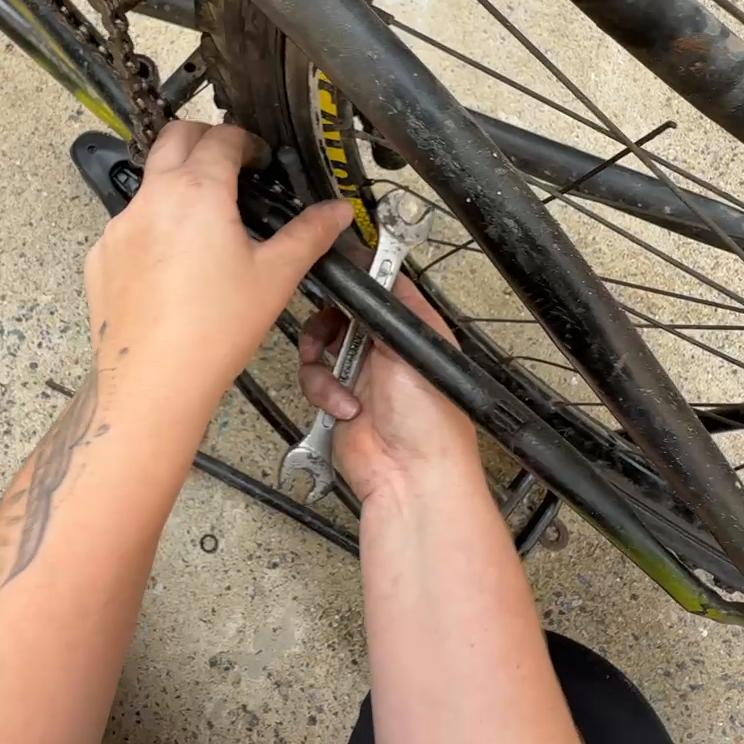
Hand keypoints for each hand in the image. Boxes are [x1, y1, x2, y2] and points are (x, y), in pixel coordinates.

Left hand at [85, 121, 354, 405]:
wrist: (154, 383)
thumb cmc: (213, 332)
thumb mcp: (275, 277)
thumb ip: (309, 234)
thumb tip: (337, 212)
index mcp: (196, 193)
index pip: (221, 138)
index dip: (245, 141)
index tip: (257, 159)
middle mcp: (151, 199)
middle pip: (174, 138)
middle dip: (204, 139)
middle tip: (229, 166)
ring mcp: (119, 227)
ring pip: (148, 182)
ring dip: (176, 184)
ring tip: (204, 223)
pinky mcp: (101, 256)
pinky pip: (128, 224)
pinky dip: (151, 226)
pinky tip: (172, 265)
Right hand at [297, 275, 478, 501]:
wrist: (408, 475)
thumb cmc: (430, 418)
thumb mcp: (411, 345)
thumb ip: (386, 306)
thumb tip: (368, 270)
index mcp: (413, 328)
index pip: (383, 285)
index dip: (361, 275)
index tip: (340, 268)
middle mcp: (385, 346)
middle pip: (343, 309)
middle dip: (330, 317)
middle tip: (329, 323)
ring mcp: (359, 371)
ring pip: (320, 340)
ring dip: (320, 358)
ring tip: (334, 377)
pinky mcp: (336, 396)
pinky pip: (313, 376)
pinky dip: (322, 389)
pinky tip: (343, 406)